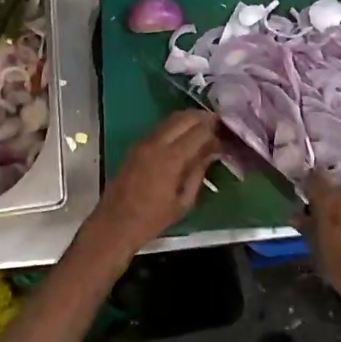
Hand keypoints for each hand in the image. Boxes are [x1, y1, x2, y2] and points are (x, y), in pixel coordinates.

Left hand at [86, 110, 220, 254]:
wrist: (115, 223)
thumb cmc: (152, 219)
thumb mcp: (183, 201)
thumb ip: (198, 172)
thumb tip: (211, 152)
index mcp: (171, 158)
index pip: (199, 131)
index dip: (214, 129)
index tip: (225, 132)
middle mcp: (156, 143)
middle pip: (183, 118)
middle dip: (202, 117)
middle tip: (217, 123)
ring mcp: (143, 142)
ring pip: (169, 120)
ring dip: (188, 119)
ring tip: (204, 127)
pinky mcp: (135, 146)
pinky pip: (159, 128)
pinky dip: (174, 126)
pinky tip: (184, 137)